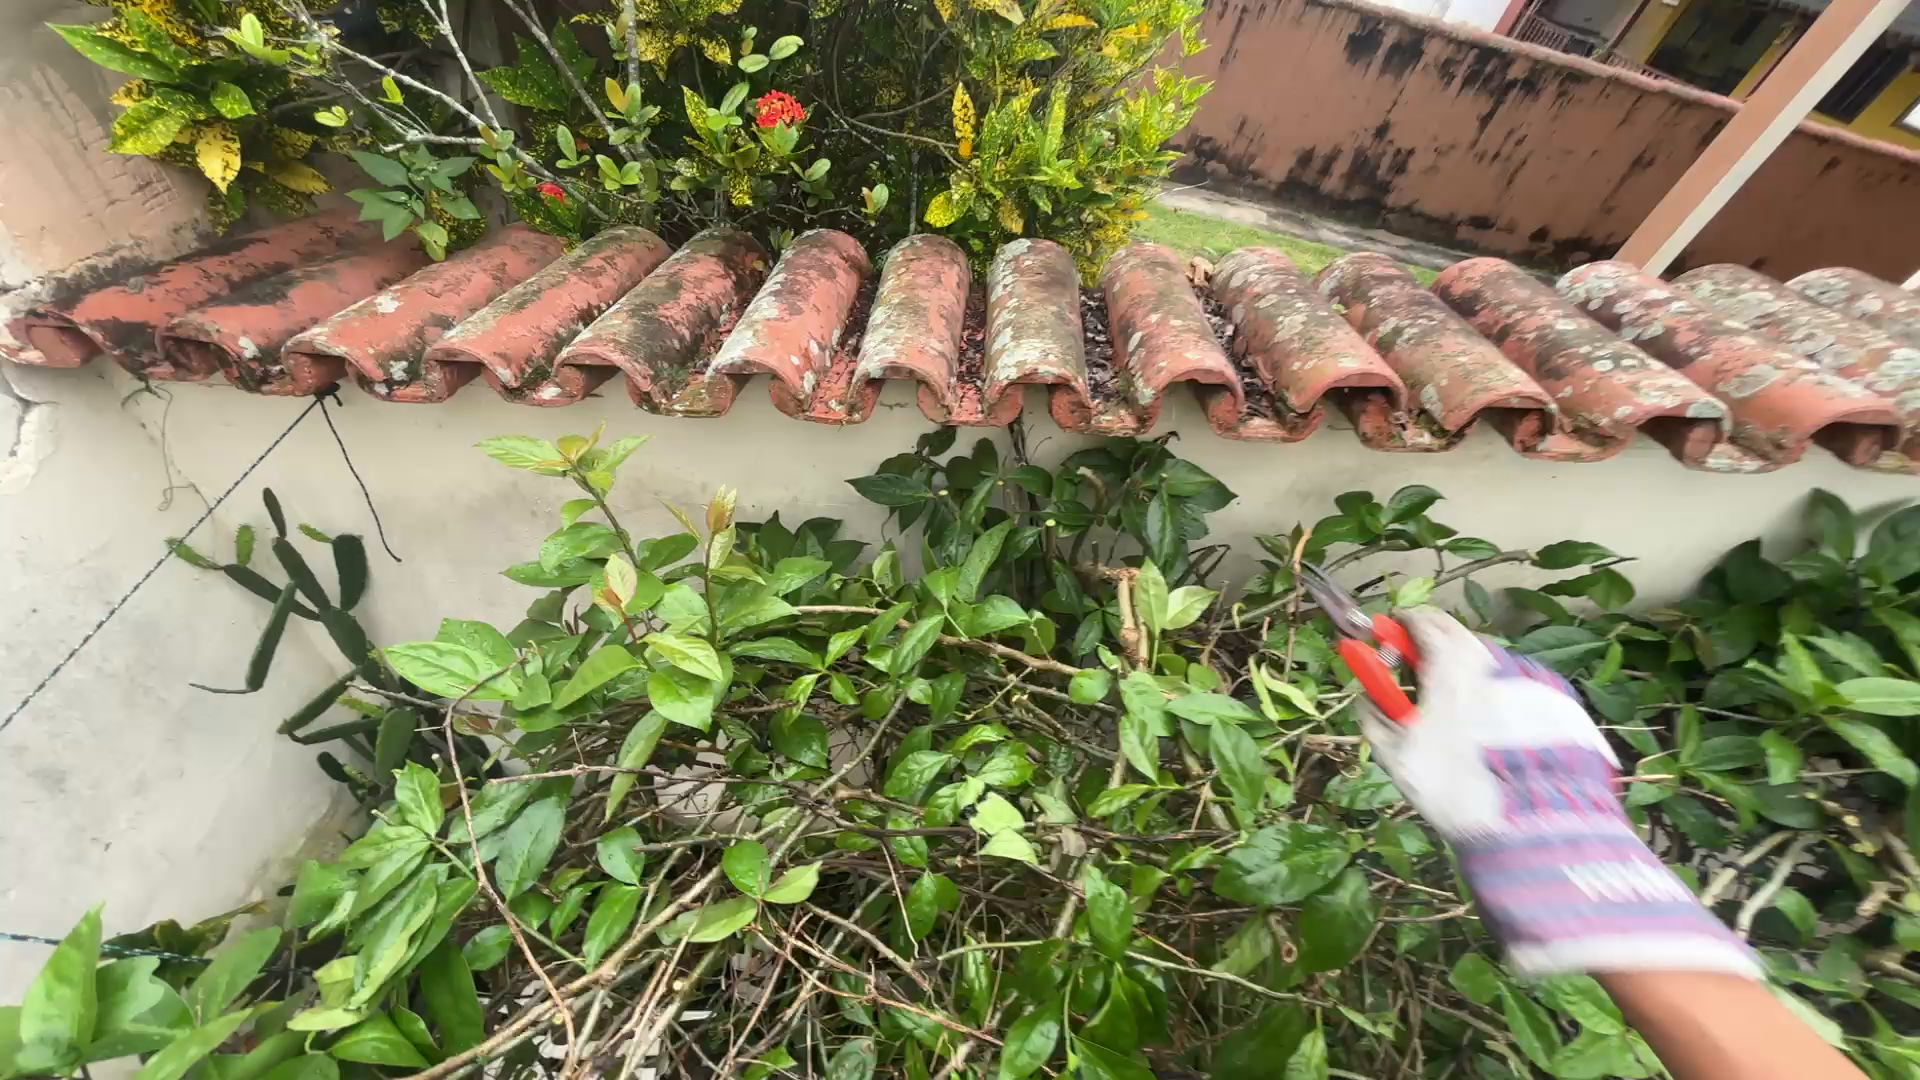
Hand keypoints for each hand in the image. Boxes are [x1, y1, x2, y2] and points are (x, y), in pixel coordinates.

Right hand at [1359, 610, 1757, 977]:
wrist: (1531, 831)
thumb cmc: (1451, 787)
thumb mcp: (1392, 752)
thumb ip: (1371, 712)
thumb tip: (1366, 693)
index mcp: (1449, 668)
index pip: (1419, 621)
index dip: (1395, 626)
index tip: (1383, 642)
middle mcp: (1490, 664)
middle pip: (1451, 629)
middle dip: (1424, 639)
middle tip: (1407, 665)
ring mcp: (1525, 682)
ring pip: (1480, 654)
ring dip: (1455, 663)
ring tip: (1444, 701)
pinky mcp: (1551, 704)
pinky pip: (1507, 678)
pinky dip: (1485, 685)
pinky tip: (1480, 721)